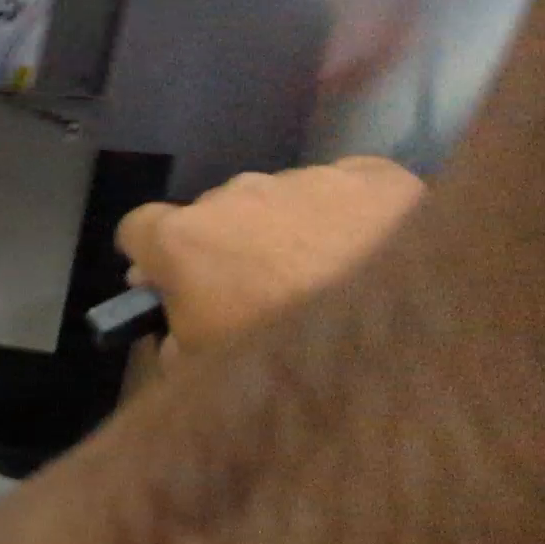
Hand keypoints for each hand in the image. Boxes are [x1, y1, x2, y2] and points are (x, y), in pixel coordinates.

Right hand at [115, 156, 425, 355]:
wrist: (410, 335)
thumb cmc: (278, 352)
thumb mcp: (197, 368)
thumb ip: (168, 339)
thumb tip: (175, 327)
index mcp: (178, 240)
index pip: (134, 227)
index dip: (147, 255)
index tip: (164, 281)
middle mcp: (233, 195)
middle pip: (209, 211)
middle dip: (220, 241)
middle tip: (251, 286)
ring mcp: (305, 180)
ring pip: (275, 198)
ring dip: (280, 225)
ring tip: (320, 269)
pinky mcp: (374, 175)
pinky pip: (341, 186)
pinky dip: (343, 211)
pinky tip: (366, 245)